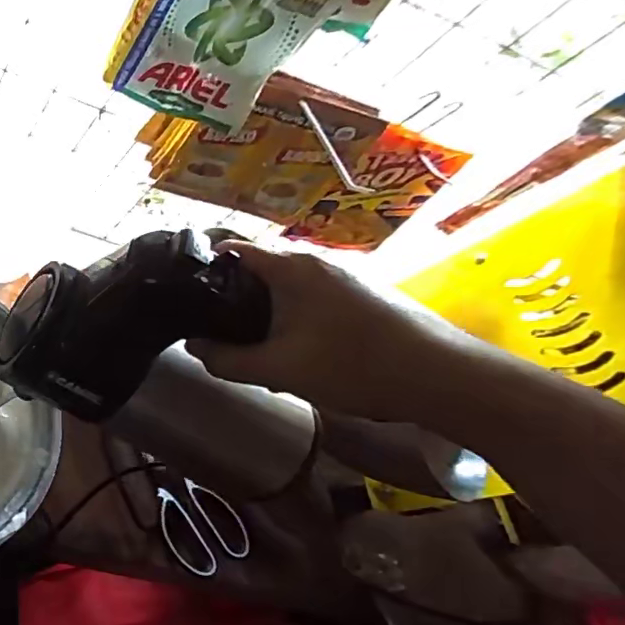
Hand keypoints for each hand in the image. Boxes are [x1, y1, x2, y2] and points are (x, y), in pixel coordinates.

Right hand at [188, 241, 504, 423]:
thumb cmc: (355, 365)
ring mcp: (343, 278)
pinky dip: (289, 318)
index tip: (181, 290)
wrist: (443, 377)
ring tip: (248, 345)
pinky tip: (292, 351)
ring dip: (262, 312)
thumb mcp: (280, 370)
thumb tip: (194, 347)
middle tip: (210, 327)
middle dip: (231, 296)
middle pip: (258, 269)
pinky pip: (308, 299)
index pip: (233, 248)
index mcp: (292, 268)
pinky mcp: (360, 297)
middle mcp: (316, 262)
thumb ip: (229, 360)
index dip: (203, 264)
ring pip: (284, 288)